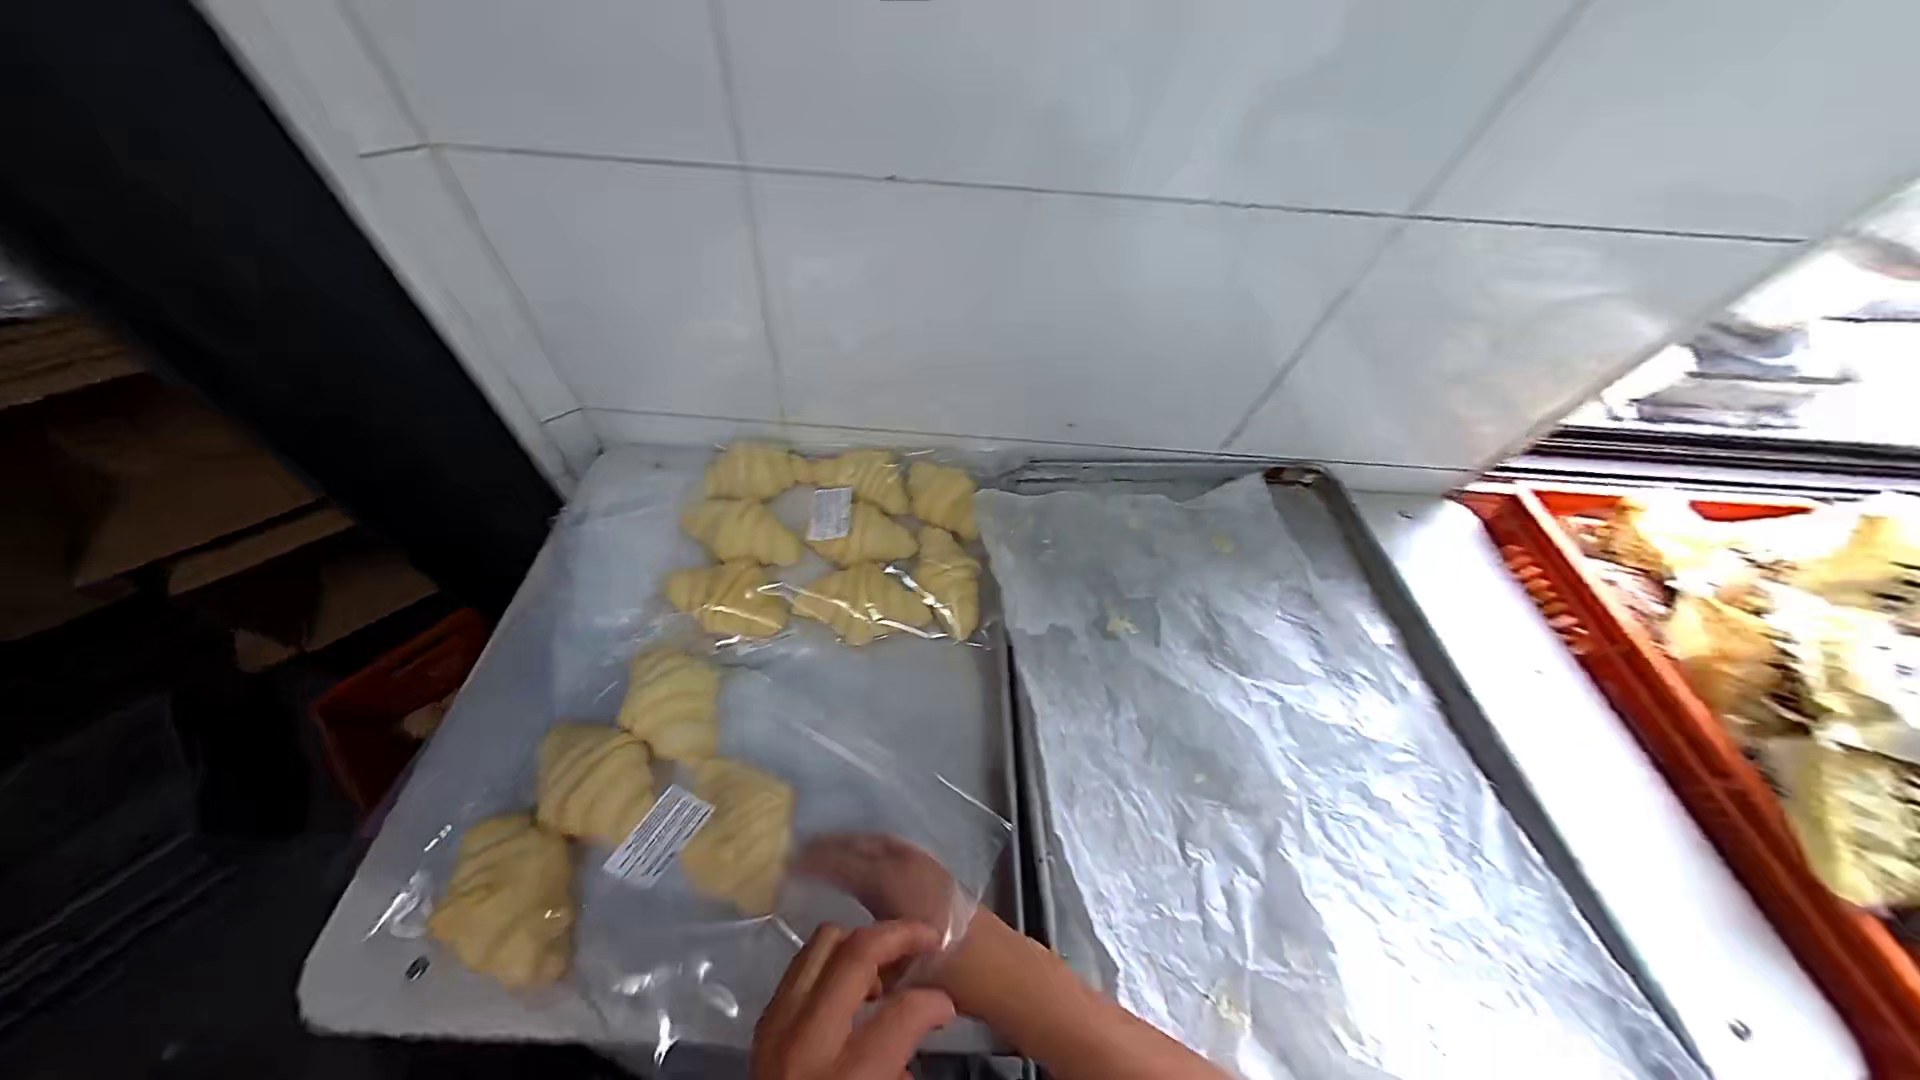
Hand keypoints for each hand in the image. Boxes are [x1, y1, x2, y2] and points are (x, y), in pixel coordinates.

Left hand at [752, 921, 954, 1079]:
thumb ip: (899, 1066)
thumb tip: (919, 1023)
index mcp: (845, 1079)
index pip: (901, 1013)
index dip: (934, 1002)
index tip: (946, 1005)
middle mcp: (806, 1040)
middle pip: (858, 952)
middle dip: (902, 936)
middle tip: (928, 942)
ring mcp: (778, 1025)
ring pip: (826, 941)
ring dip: (863, 943)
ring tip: (885, 969)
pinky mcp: (765, 1021)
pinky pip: (804, 963)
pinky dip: (834, 960)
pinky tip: (853, 985)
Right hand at [796, 833, 1019, 1021]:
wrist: (997, 966)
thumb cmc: (943, 971)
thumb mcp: (891, 969)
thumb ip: (861, 946)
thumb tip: (837, 936)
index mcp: (890, 882)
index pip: (842, 863)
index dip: (815, 861)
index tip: (791, 862)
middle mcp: (905, 863)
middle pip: (860, 844)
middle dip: (831, 845)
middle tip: (803, 851)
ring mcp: (923, 861)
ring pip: (878, 842)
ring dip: (852, 843)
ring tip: (828, 851)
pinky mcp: (935, 868)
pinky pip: (895, 847)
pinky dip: (874, 846)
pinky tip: (867, 856)